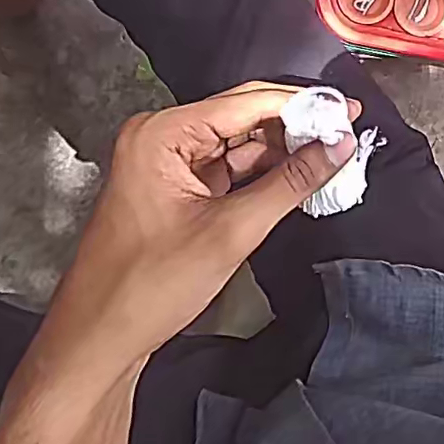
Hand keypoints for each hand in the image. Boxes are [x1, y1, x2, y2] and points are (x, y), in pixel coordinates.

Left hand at [47, 82, 359, 367]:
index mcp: (162, 134)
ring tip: (328, 153)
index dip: (302, 105)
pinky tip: (297, 173)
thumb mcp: (232, 230)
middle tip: (343, 130)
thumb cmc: (147, 288)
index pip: (247, 102)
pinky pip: (231, 163)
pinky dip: (264, 169)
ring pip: (241, 139)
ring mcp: (169, 159)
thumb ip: (291, 182)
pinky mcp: (179, 183)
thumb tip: (337, 146)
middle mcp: (162, 136)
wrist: (100, 341)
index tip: (344, 111)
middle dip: (295, 124)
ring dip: (283, 148)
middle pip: (244, 115)